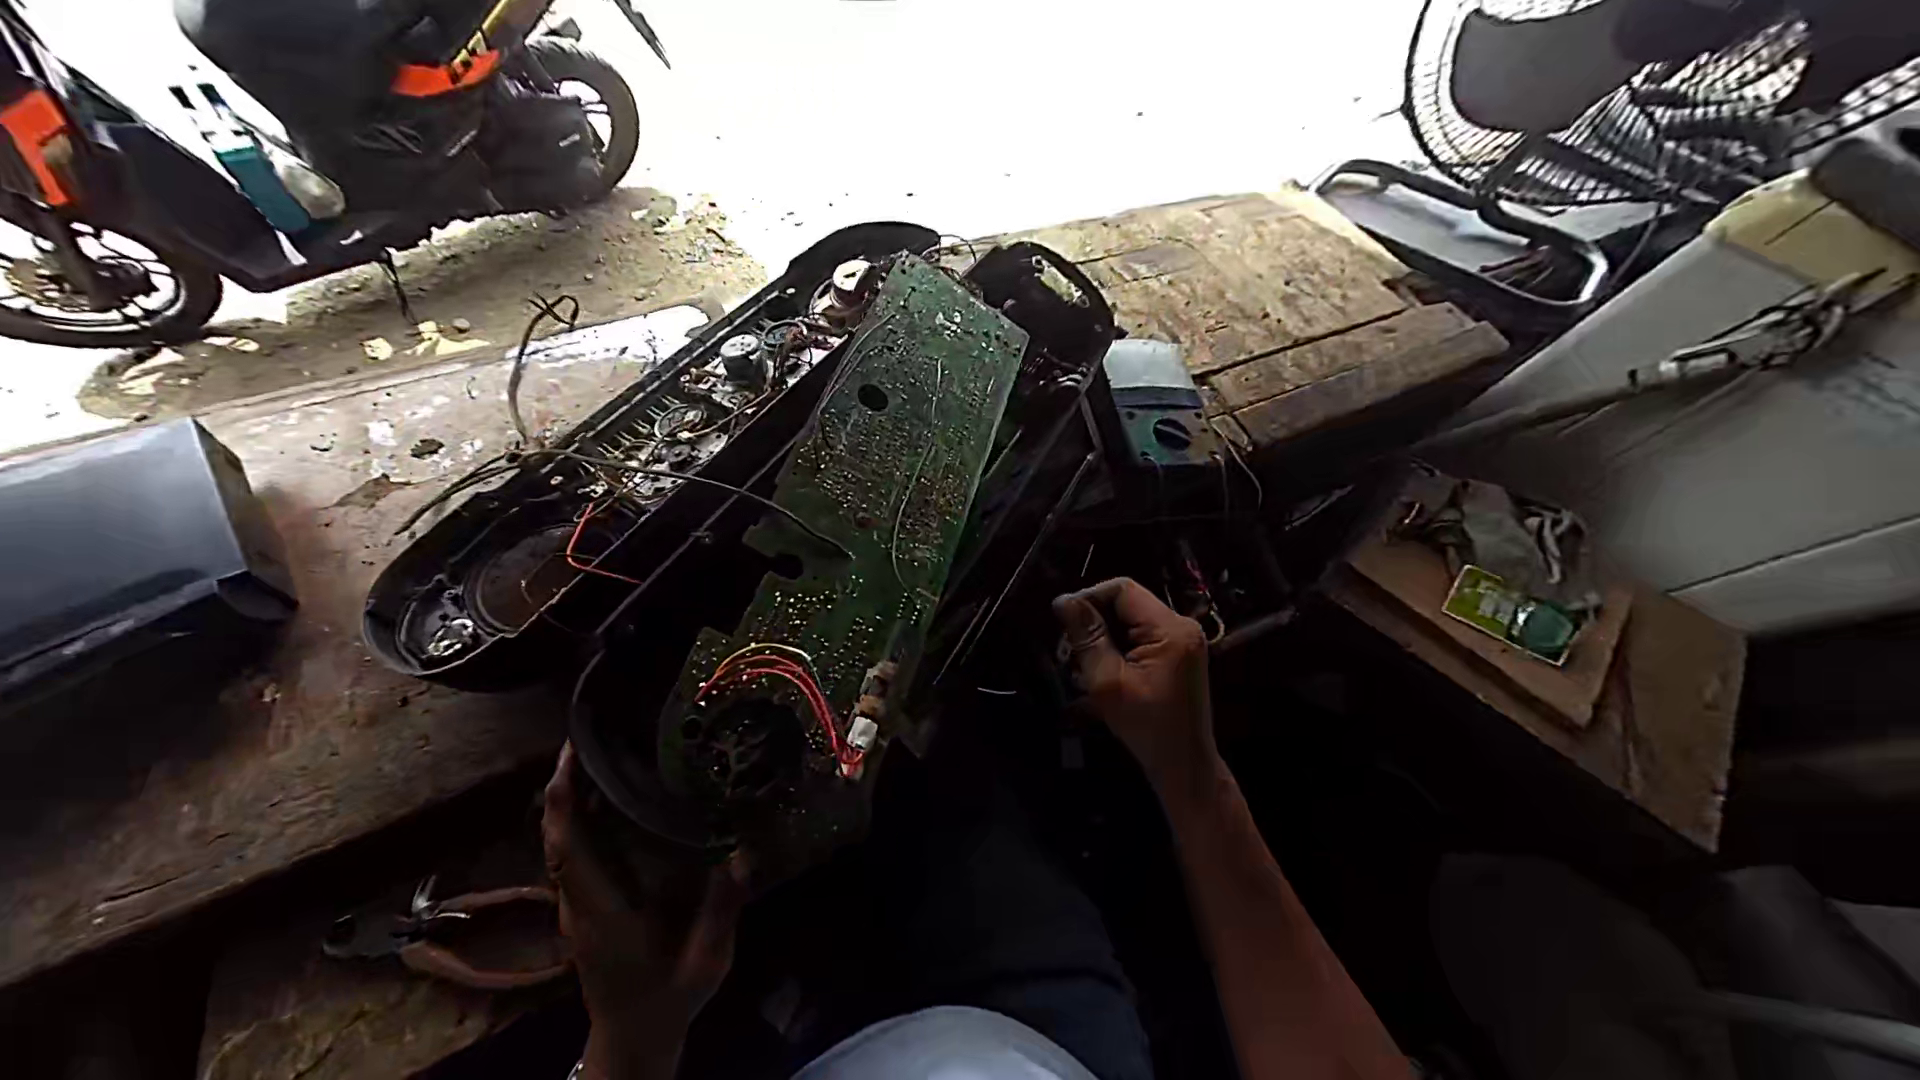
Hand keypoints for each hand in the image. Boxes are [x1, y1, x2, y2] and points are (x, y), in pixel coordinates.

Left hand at [543, 744, 749, 1078]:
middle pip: (555, 837)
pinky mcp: (583, 906)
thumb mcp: (705, 963)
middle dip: (564, 785)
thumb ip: (722, 910)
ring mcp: (575, 906)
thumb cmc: (667, 998)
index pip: (569, 848)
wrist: (632, 1038)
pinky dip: (578, 818)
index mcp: (601, 912)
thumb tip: (743, 854)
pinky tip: (608, 798)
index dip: (564, 798)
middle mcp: (578, 903)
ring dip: (569, 799)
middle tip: (589, 739)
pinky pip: (571, 853)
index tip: (572, 754)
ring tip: (599, 755)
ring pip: (559, 844)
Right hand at [1053, 577, 1220, 797]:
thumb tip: (1063, 600)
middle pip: (1126, 604)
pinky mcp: (1176, 654)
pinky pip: (1139, 636)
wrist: (1184, 765)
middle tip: (1068, 650)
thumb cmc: (1147, 727)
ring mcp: (1181, 640)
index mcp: (1170, 628)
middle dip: (1093, 622)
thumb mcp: (1108, 682)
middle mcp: (1181, 625)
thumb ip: (1087, 637)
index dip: (1089, 598)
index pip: (1122, 589)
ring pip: (1129, 620)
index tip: (1063, 623)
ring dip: (1102, 637)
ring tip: (1080, 663)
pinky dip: (1116, 648)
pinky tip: (1100, 670)